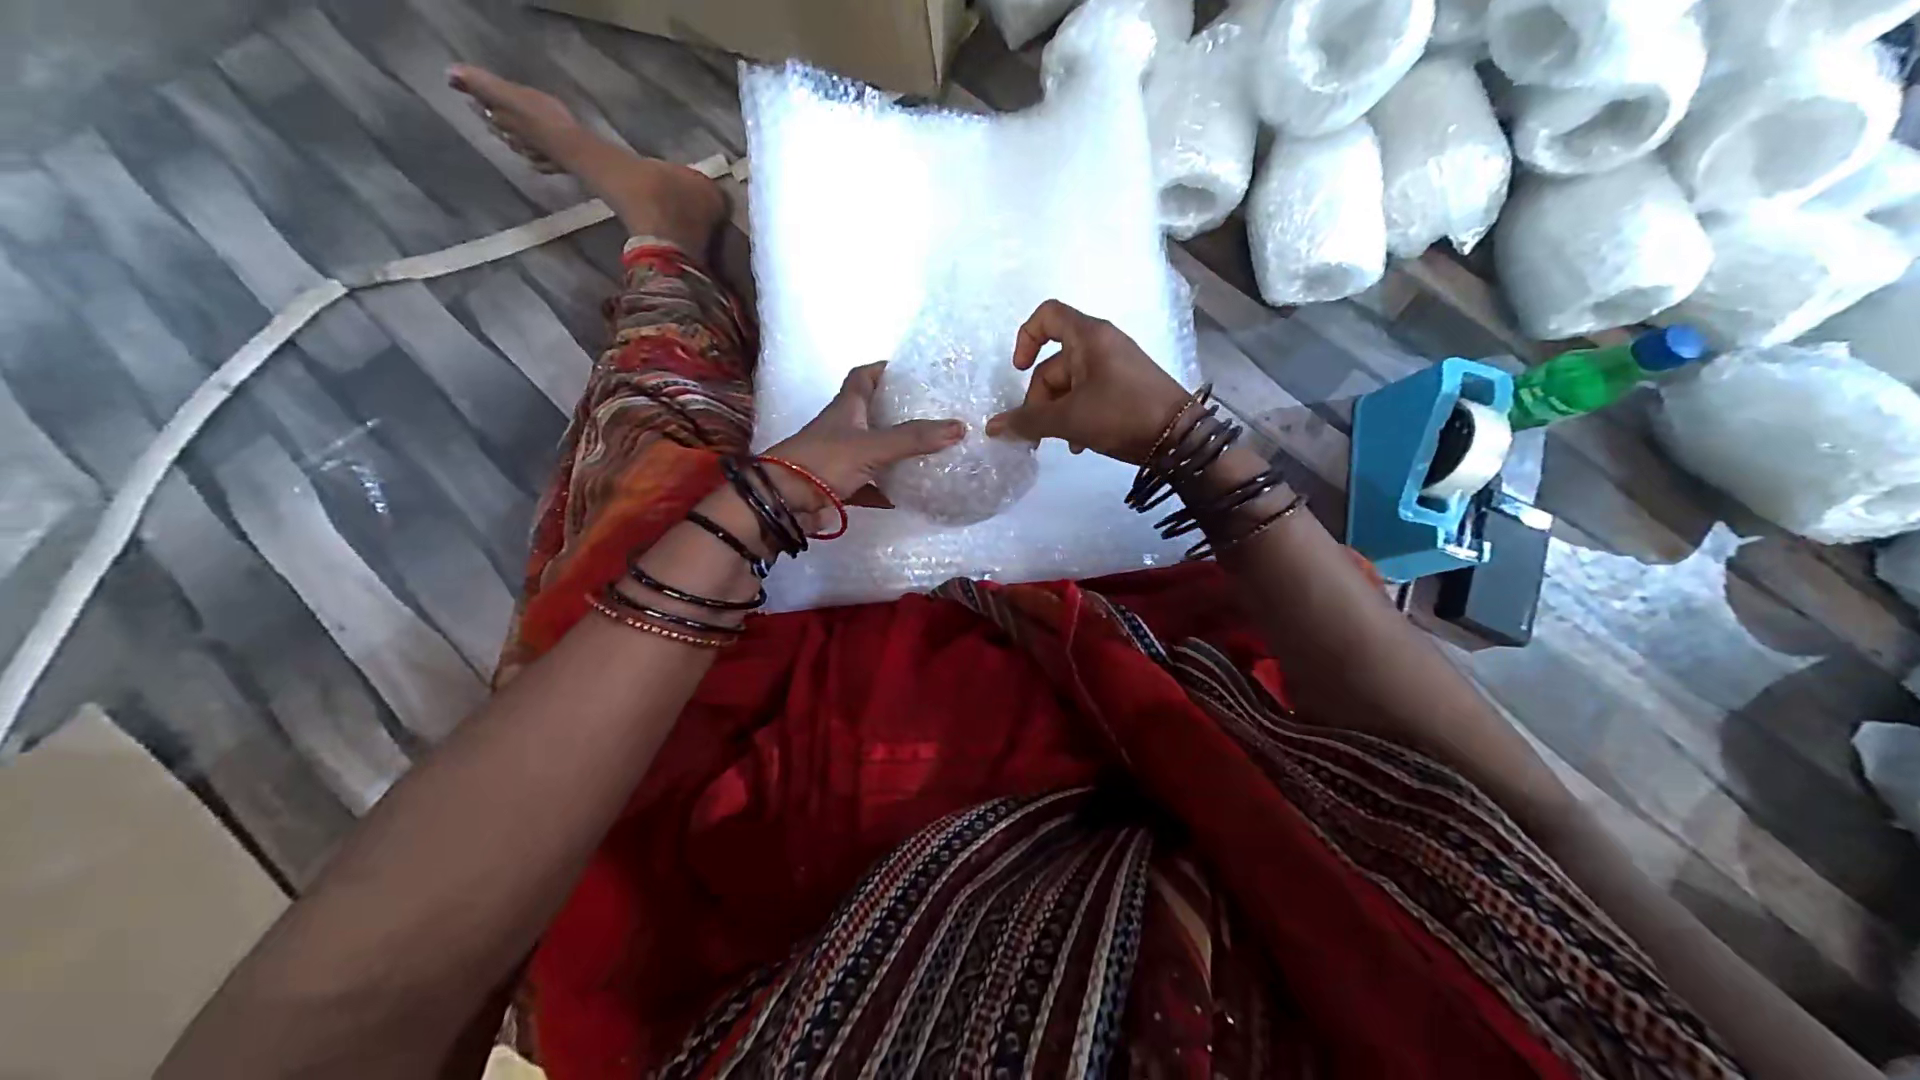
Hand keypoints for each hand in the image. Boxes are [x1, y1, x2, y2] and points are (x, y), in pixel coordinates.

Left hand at [762, 361, 964, 519]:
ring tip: (930, 449)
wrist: (784, 501)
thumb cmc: (823, 461)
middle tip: (931, 412)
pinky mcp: (839, 486)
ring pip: (872, 449)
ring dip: (895, 450)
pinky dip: (888, 487)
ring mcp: (839, 458)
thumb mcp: (872, 446)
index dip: (883, 370)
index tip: (909, 371)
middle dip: (898, 411)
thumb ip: (913, 439)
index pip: (862, 377)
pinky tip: (911, 491)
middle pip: (871, 413)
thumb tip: (959, 427)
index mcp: (845, 408)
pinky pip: (870, 484)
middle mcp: (842, 429)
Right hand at [984, 300, 1189, 465]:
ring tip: (1061, 441)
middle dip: (1040, 398)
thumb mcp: (1069, 419)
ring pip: (1070, 384)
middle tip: (1038, 432)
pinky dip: (1078, 415)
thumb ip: (1028, 421)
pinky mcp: (1126, 387)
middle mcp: (1101, 344)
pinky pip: (1089, 394)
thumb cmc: (1121, 415)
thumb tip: (993, 428)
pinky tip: (1080, 444)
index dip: (1025, 338)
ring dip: (1058, 413)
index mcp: (1088, 337)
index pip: (1047, 316)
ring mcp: (1115, 366)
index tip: (1018, 370)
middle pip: (1054, 362)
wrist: (1180, 437)